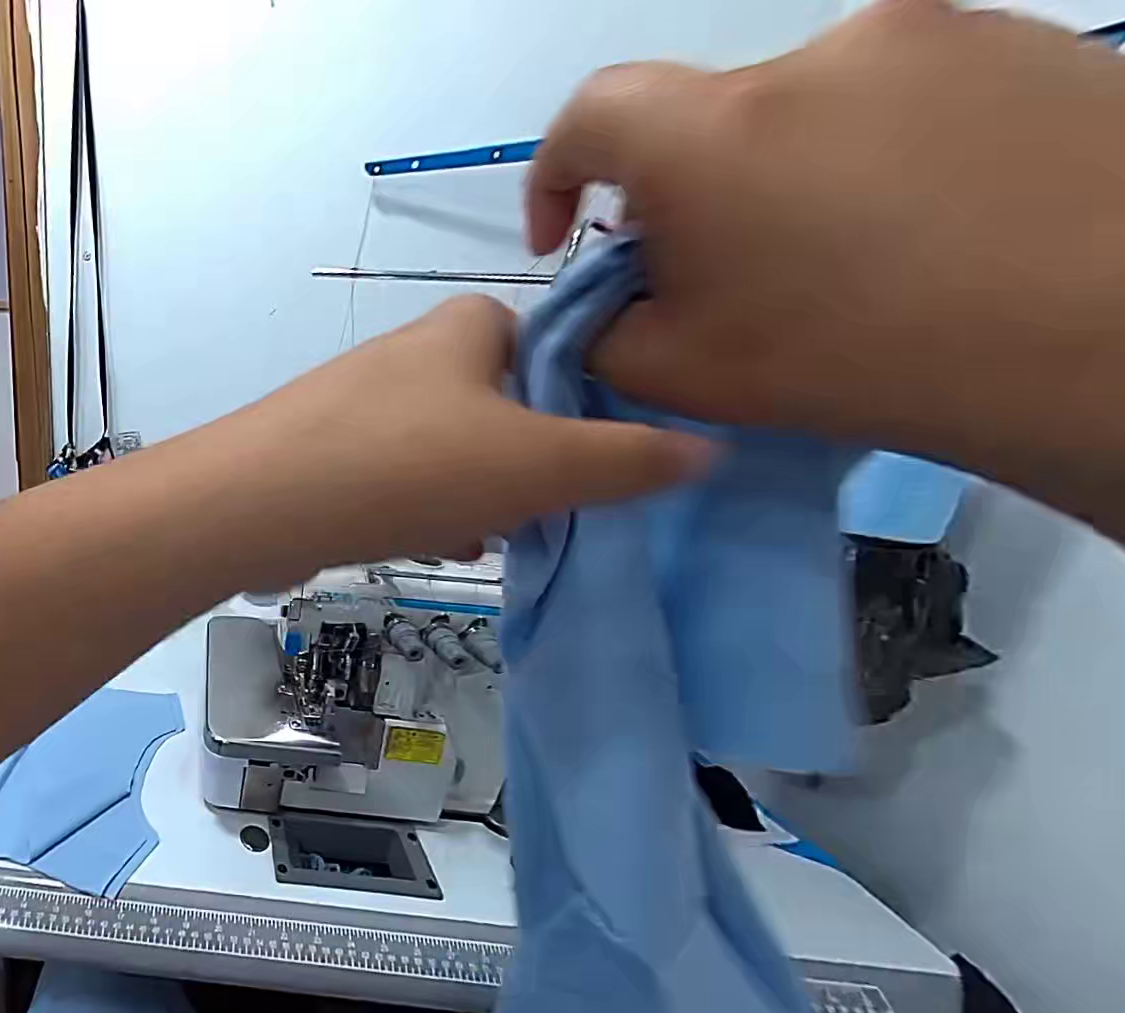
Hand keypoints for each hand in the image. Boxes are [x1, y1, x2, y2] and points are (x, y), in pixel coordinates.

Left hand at [192, 295, 711, 572]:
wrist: (261, 504)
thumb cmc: (406, 466)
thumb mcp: (536, 463)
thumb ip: (624, 458)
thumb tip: (703, 450)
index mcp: (466, 329)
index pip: (554, 345)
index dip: (586, 402)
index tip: (599, 461)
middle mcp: (408, 356)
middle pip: (498, 406)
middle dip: (523, 463)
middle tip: (539, 511)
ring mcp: (357, 406)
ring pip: (443, 450)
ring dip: (470, 495)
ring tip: (485, 537)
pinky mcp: (322, 454)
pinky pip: (392, 479)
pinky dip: (417, 509)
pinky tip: (428, 542)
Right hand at [527, 0, 1124, 529]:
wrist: (1105, 339)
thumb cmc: (840, 354)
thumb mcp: (662, 366)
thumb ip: (595, 323)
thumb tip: (602, 295)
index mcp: (710, 134)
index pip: (588, 115)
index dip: (554, 175)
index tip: (566, 238)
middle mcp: (813, 57)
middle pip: (691, 121)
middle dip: (666, 196)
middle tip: (695, 274)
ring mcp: (930, 36)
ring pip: (785, 111)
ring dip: (758, 177)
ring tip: (803, 258)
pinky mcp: (1021, 42)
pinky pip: (880, 98)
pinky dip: (847, 157)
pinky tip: (890, 228)